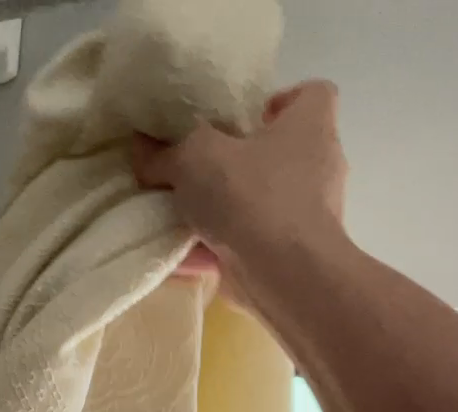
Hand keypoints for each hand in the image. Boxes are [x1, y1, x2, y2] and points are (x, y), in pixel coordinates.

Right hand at [132, 80, 348, 270]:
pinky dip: (217, 248)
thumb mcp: (194, 159)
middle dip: (239, 162)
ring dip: (224, 209)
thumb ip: (165, 153)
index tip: (241, 119)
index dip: (277, 101)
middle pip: (279, 152)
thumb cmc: (250, 196)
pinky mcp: (288, 252)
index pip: (311, 94)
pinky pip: (246, 242)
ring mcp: (306, 213)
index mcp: (309, 126)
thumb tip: (140, 146)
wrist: (282, 271)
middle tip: (198, 171)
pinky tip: (181, 255)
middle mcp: (317, 164)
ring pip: (260, 202)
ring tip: (182, 216)